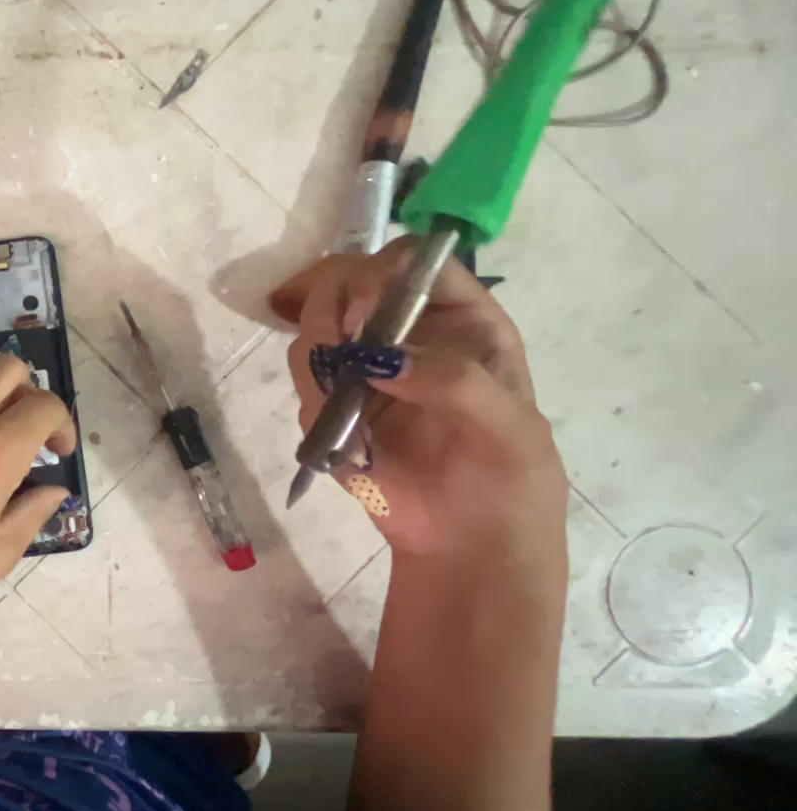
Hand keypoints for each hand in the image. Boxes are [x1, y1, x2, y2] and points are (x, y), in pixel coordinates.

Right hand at [269, 240, 567, 570]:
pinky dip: (310, 397)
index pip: (413, 264)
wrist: (462, 546)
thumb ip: (454, 384)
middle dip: (330, 310)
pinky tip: (338, 430)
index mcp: (463, 323)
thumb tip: (376, 357)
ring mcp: (364, 364)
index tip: (359, 314)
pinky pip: (302, 375)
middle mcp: (408, 332)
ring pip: (314, 326)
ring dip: (316, 358)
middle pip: (348, 282)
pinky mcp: (331, 398)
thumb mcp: (508, 432)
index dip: (379, 273)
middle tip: (332, 357)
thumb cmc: (506, 484)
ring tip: (341, 406)